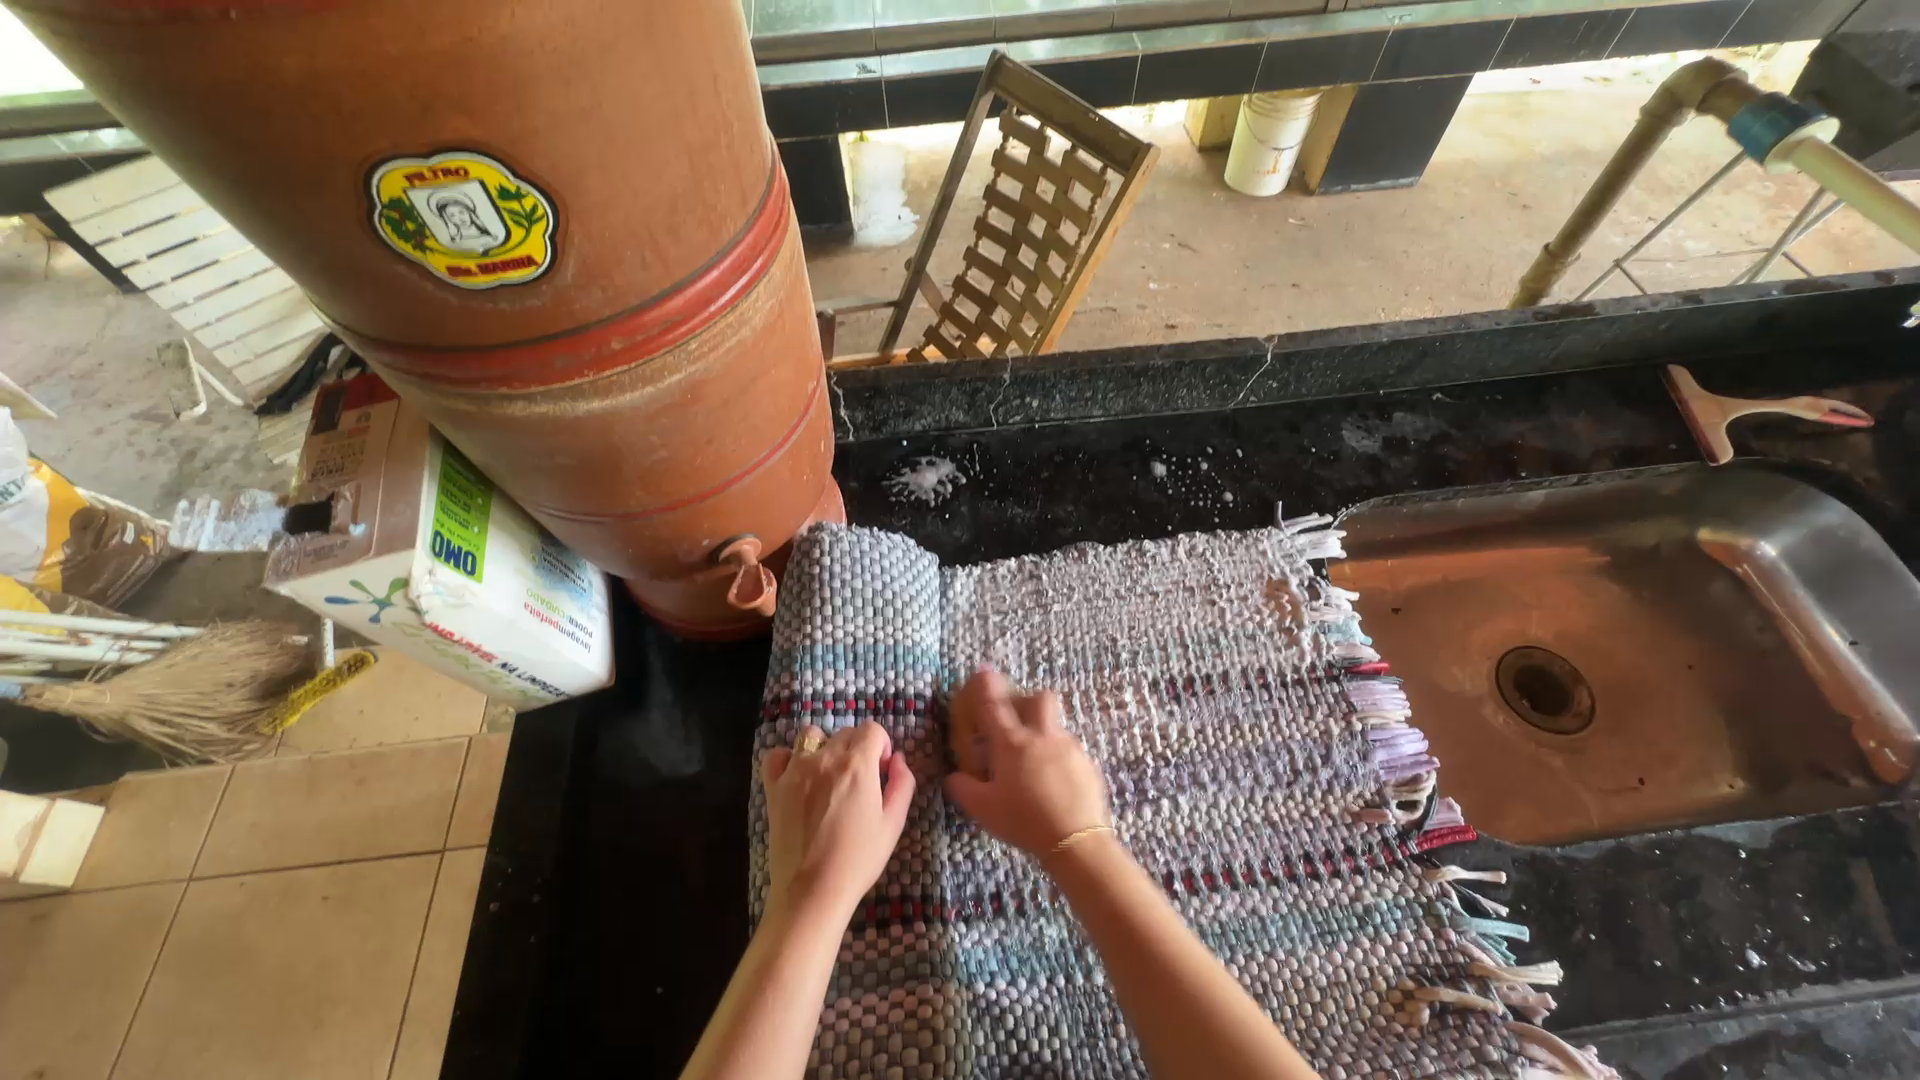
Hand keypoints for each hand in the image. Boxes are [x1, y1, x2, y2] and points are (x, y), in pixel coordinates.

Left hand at [762, 721, 915, 922]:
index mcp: (858, 765)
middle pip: (845, 733)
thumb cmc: (858, 859)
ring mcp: (795, 770)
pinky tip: (798, 777)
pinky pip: (778, 756)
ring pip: (812, 736)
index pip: (872, 729)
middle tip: (859, 781)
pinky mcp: (774, 787)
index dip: (882, 745)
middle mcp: (825, 758)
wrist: (812, 890)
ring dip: (824, 747)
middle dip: (858, 748)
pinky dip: (788, 759)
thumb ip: (902, 784)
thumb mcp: (893, 824)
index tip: (882, 769)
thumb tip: (898, 759)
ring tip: (828, 776)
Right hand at [943, 667, 1110, 856]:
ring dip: (1046, 736)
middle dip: (1030, 700)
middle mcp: (1042, 737)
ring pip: (1057, 727)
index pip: (994, 706)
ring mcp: (1070, 749)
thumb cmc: (1023, 821)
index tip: (983, 670)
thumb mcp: (983, 809)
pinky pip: (1073, 753)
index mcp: (1012, 744)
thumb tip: (954, 777)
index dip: (986, 685)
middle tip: (1021, 719)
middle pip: (1041, 699)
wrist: (1076, 841)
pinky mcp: (1089, 766)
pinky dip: (1062, 762)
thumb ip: (963, 789)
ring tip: (1038, 766)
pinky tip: (1057, 787)